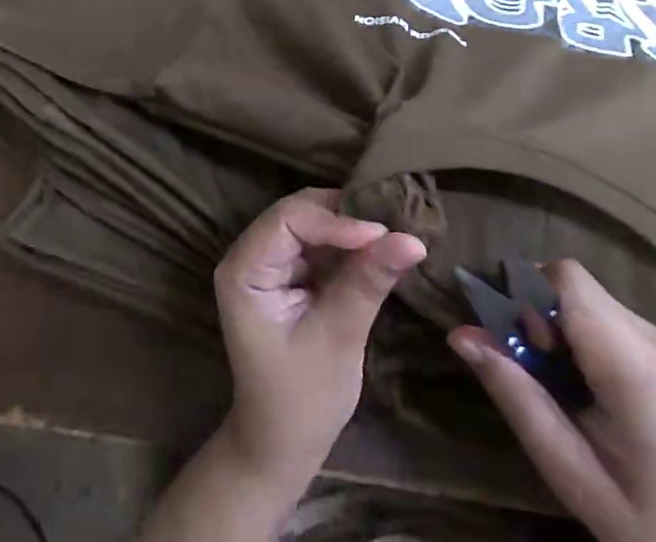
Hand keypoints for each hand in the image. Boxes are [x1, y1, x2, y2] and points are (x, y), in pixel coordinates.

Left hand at [213, 188, 427, 481]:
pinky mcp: (291, 273)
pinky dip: (352, 244)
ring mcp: (270, 263)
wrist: (282, 442)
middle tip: (395, 228)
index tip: (381, 234)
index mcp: (243, 271)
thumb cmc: (301, 399)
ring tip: (395, 235)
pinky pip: (323, 243)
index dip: (335, 220)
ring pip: (314, 222)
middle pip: (299, 213)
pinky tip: (381, 250)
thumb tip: (412, 239)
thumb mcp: (338, 338)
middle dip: (346, 216)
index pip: (287, 220)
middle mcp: (250, 257)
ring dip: (353, 227)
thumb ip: (368, 283)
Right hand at [449, 259, 655, 541]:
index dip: (527, 295)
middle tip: (532, 375)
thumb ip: (517, 396)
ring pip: (597, 305)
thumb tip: (461, 335)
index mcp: (635, 364)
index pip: (566, 278)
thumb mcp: (572, 472)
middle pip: (579, 290)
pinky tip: (594, 399)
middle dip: (540, 315)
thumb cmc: (655, 530)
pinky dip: (589, 342)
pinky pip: (619, 325)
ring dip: (563, 331)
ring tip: (563, 394)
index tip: (518, 347)